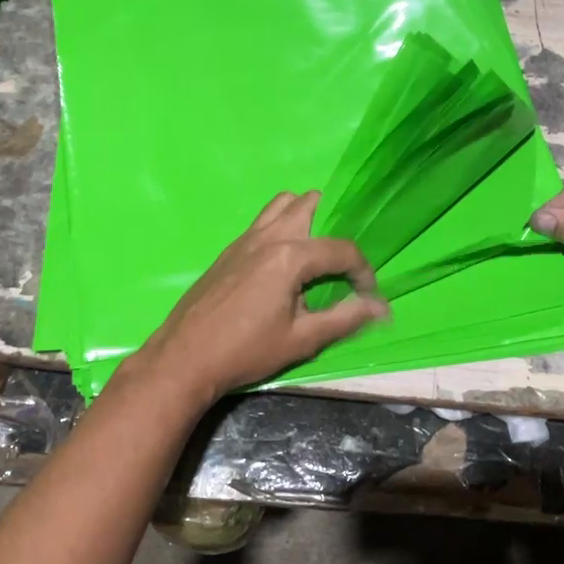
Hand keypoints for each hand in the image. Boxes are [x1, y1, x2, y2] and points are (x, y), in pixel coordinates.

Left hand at [128, 191, 388, 404]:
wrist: (183, 359)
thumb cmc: (245, 351)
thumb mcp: (302, 340)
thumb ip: (345, 318)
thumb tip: (380, 307)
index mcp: (289, 256)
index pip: (342, 250)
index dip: (364, 272)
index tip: (368, 297)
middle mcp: (268, 236)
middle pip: (312, 203)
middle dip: (335, 226)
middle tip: (341, 264)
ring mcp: (245, 238)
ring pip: (284, 204)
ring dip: (306, 219)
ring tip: (314, 256)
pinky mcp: (230, 249)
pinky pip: (265, 221)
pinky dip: (284, 229)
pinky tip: (284, 267)